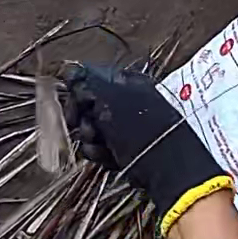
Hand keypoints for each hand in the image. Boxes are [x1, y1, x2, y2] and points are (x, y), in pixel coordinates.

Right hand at [62, 63, 226, 232]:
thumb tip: (70, 70)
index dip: (77, 95)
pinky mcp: (129, 150)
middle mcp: (130, 103)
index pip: (92, 81)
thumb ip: (88, 83)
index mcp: (129, 84)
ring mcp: (130, 128)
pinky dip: (101, 152)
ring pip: (95, 129)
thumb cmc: (141, 128)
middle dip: (83, 120)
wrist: (167, 167)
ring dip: (90, 139)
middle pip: (91, 107)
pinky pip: (104, 147)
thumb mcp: (111, 99)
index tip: (71, 109)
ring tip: (98, 146)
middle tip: (88, 130)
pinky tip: (104, 156)